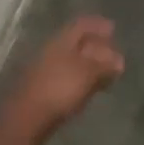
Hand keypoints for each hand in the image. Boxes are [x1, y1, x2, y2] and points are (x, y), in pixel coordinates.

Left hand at [6, 16, 124, 139]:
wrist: (23, 119)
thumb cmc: (59, 88)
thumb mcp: (89, 74)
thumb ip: (105, 65)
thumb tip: (119, 61)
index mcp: (62, 40)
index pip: (83, 24)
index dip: (99, 25)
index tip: (113, 30)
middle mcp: (52, 50)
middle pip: (77, 43)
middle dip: (97, 47)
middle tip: (113, 56)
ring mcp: (43, 71)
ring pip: (71, 61)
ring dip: (88, 66)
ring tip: (103, 75)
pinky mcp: (40, 90)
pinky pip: (64, 77)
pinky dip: (78, 79)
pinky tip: (86, 89)